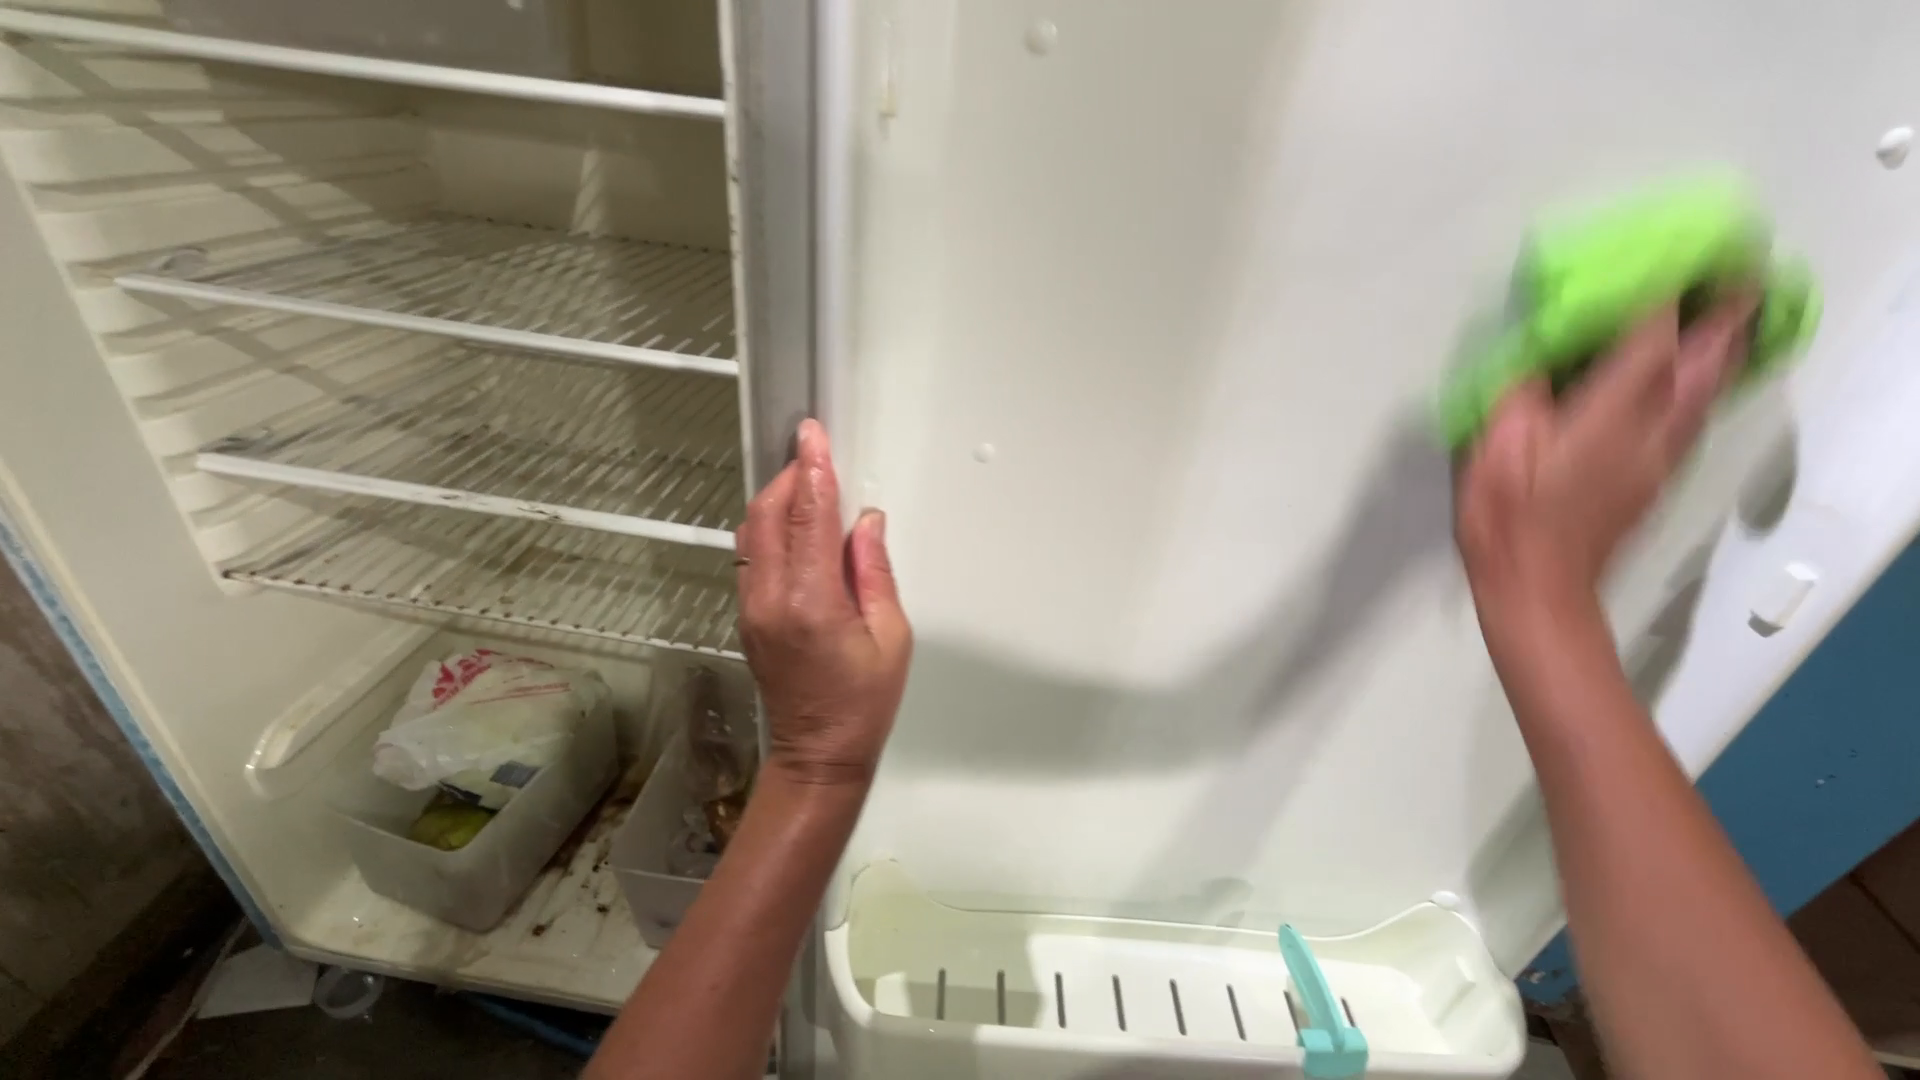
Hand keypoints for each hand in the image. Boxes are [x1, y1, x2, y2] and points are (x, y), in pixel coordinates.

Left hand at [735, 419, 911, 787]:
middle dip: (789, 479)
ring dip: (777, 502)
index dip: (812, 471)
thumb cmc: (864, 702)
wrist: (818, 754)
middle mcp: (770, 600)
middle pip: (767, 516)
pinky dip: (770, 529)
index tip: (813, 434)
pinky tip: (796, 527)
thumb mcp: (892, 637)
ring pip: (752, 534)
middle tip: (815, 457)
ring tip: (808, 487)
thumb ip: (874, 571)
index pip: (808, 518)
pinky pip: (751, 557)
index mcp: (811, 603)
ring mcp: (751, 609)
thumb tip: (865, 521)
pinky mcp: (746, 617)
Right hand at [1455, 296, 1757, 620]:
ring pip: (1707, 392)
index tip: (1678, 262)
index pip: (1651, 342)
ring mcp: (1658, 458)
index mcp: (1606, 416)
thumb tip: (1541, 359)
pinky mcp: (1653, 480)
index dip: (1666, 299)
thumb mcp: (1492, 450)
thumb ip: (1519, 396)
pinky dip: (1703, 387)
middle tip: (1734, 277)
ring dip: (1722, 349)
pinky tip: (1693, 383)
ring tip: (1727, 318)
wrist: (1535, 586)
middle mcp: (1648, 430)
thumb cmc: (1504, 518)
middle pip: (1701, 362)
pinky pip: (1692, 419)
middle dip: (1721, 317)